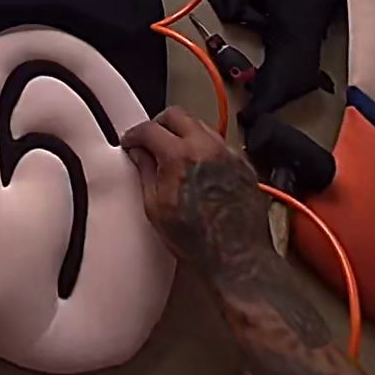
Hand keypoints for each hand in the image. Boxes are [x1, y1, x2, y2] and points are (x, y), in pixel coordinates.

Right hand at [121, 107, 271, 273]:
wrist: (237, 260)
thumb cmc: (198, 240)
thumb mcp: (155, 207)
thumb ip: (145, 172)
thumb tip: (140, 155)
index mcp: (180, 156)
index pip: (149, 129)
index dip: (134, 134)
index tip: (131, 142)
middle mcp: (207, 148)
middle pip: (177, 114)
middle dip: (159, 124)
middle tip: (151, 139)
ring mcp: (228, 154)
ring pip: (201, 125)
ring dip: (183, 132)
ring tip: (174, 152)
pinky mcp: (244, 165)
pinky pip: (219, 143)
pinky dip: (204, 147)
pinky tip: (198, 165)